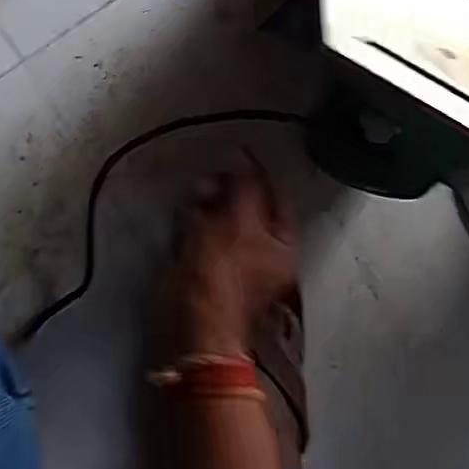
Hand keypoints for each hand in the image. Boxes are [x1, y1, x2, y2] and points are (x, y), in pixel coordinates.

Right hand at [166, 155, 298, 355]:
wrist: (195, 319)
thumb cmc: (222, 270)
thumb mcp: (238, 220)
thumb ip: (245, 186)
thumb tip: (245, 160)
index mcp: (283, 241)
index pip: (274, 193)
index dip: (256, 170)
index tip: (235, 149)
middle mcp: (265, 249)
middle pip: (246, 203)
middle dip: (225, 188)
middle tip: (205, 183)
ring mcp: (237, 259)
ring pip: (221, 215)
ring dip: (206, 203)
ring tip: (192, 200)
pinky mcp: (209, 265)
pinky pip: (204, 232)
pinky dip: (195, 222)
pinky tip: (185, 223)